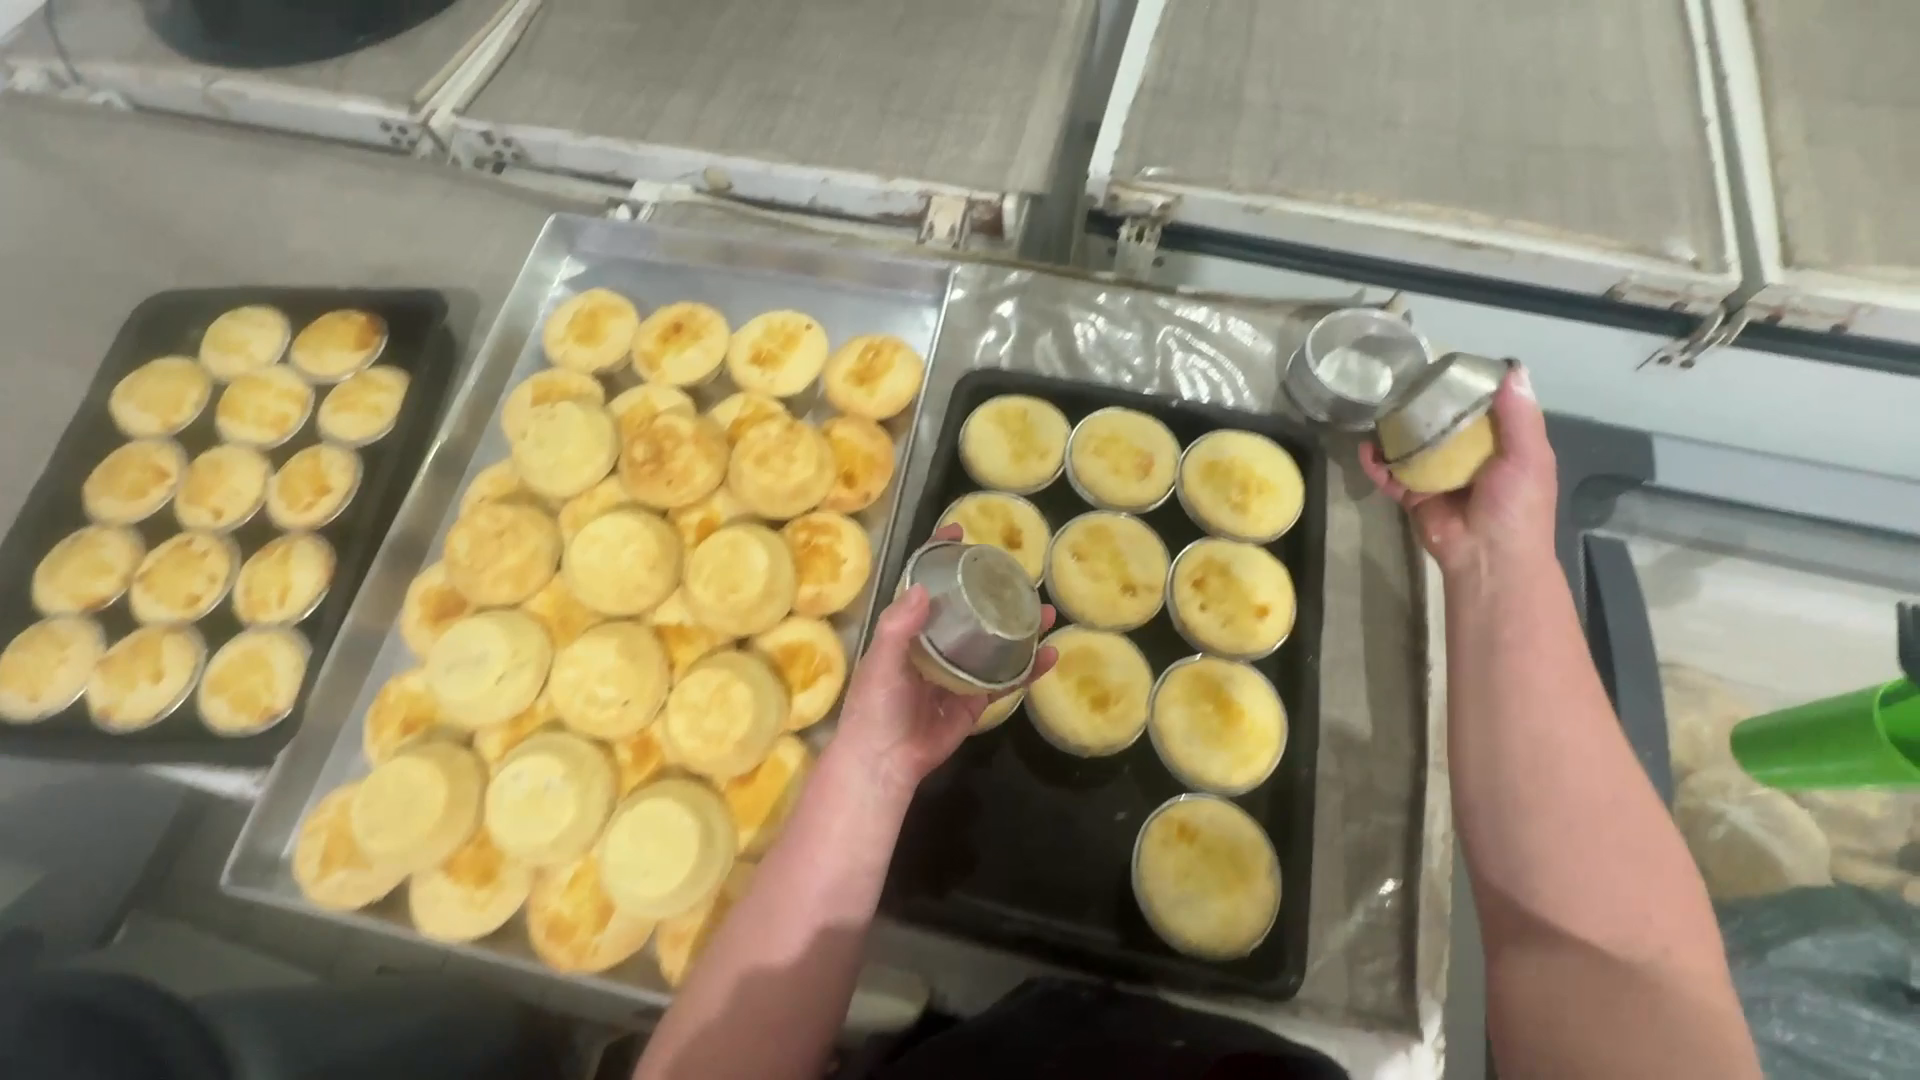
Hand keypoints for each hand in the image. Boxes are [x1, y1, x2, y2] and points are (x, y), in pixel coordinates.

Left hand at [832, 526, 1057, 798]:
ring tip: (1046, 610)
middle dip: (992, 590)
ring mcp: (958, 672)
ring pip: (993, 642)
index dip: (940, 557)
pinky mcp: (975, 700)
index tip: (960, 532)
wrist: (885, 762)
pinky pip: (1006, 680)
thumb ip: (898, 627)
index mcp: (909, 631)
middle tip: (1019, 572)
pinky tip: (1050, 655)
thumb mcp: (880, 662)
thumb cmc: (875, 707)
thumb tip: (924, 589)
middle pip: (968, 609)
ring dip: (1018, 627)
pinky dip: (1028, 669)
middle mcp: (936, 645)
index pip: (927, 584)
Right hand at [1358, 366, 1556, 582]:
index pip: (1482, 409)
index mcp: (1501, 446)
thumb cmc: (1517, 505)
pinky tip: (1365, 450)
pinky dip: (1376, 465)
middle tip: (1400, 386)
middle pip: (1441, 426)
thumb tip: (1514, 368)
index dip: (1464, 389)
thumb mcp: (1529, 455)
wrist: (1488, 555)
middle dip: (1422, 408)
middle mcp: (1468, 458)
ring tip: (1377, 414)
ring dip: (1395, 433)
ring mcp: (1437, 477)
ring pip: (1412, 448)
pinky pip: (1390, 477)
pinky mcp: (1413, 496)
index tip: (1444, 367)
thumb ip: (1519, 416)